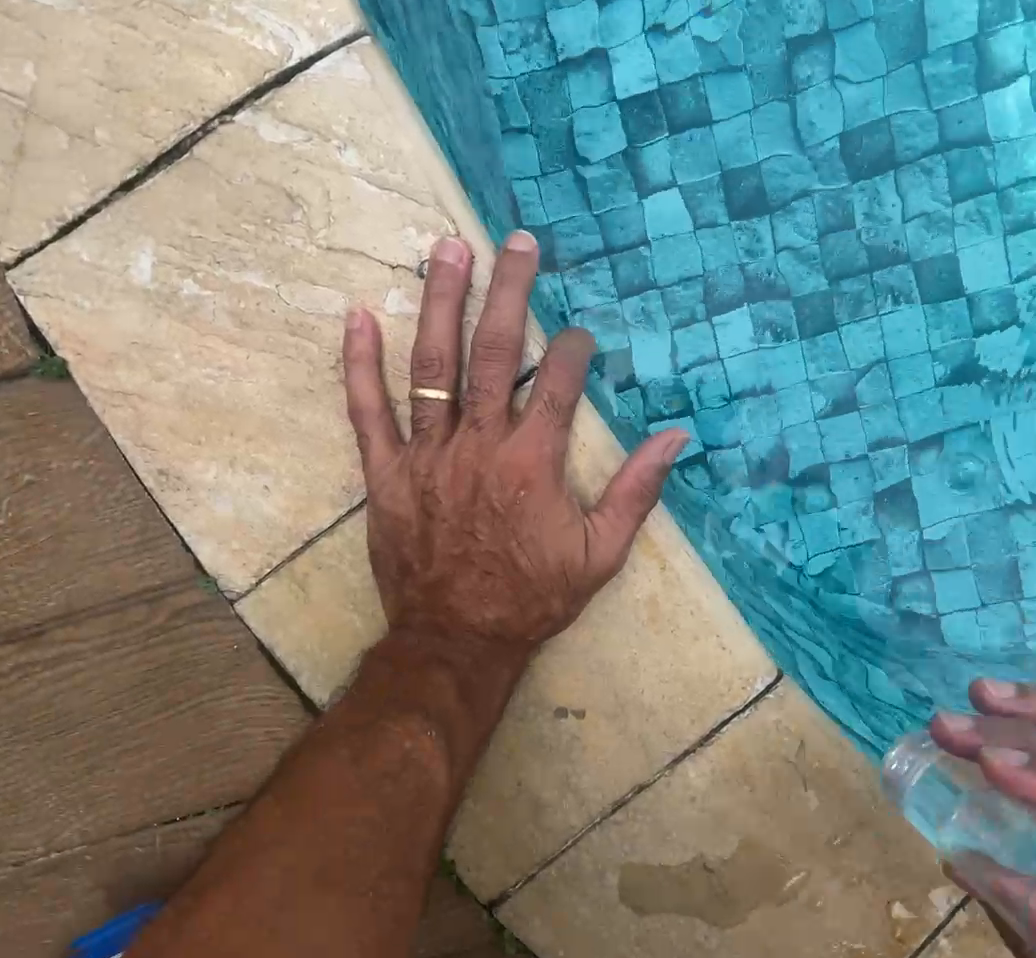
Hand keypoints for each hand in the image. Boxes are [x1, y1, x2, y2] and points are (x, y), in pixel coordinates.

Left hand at [340, 231, 686, 684]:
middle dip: (509, 291)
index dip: (576, 350)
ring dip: (440, 304)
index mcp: (534, 462)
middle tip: (516, 240)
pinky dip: (360, 365)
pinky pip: (367, 412)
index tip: (582, 335)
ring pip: (433, 367)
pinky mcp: (386, 474)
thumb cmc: (533, 599)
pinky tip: (358, 316)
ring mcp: (427, 455)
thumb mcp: (600, 555)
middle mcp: (480, 445)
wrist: (457, 639)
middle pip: (497, 353)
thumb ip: (637, 493)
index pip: (561, 383)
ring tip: (448, 249)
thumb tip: (677, 438)